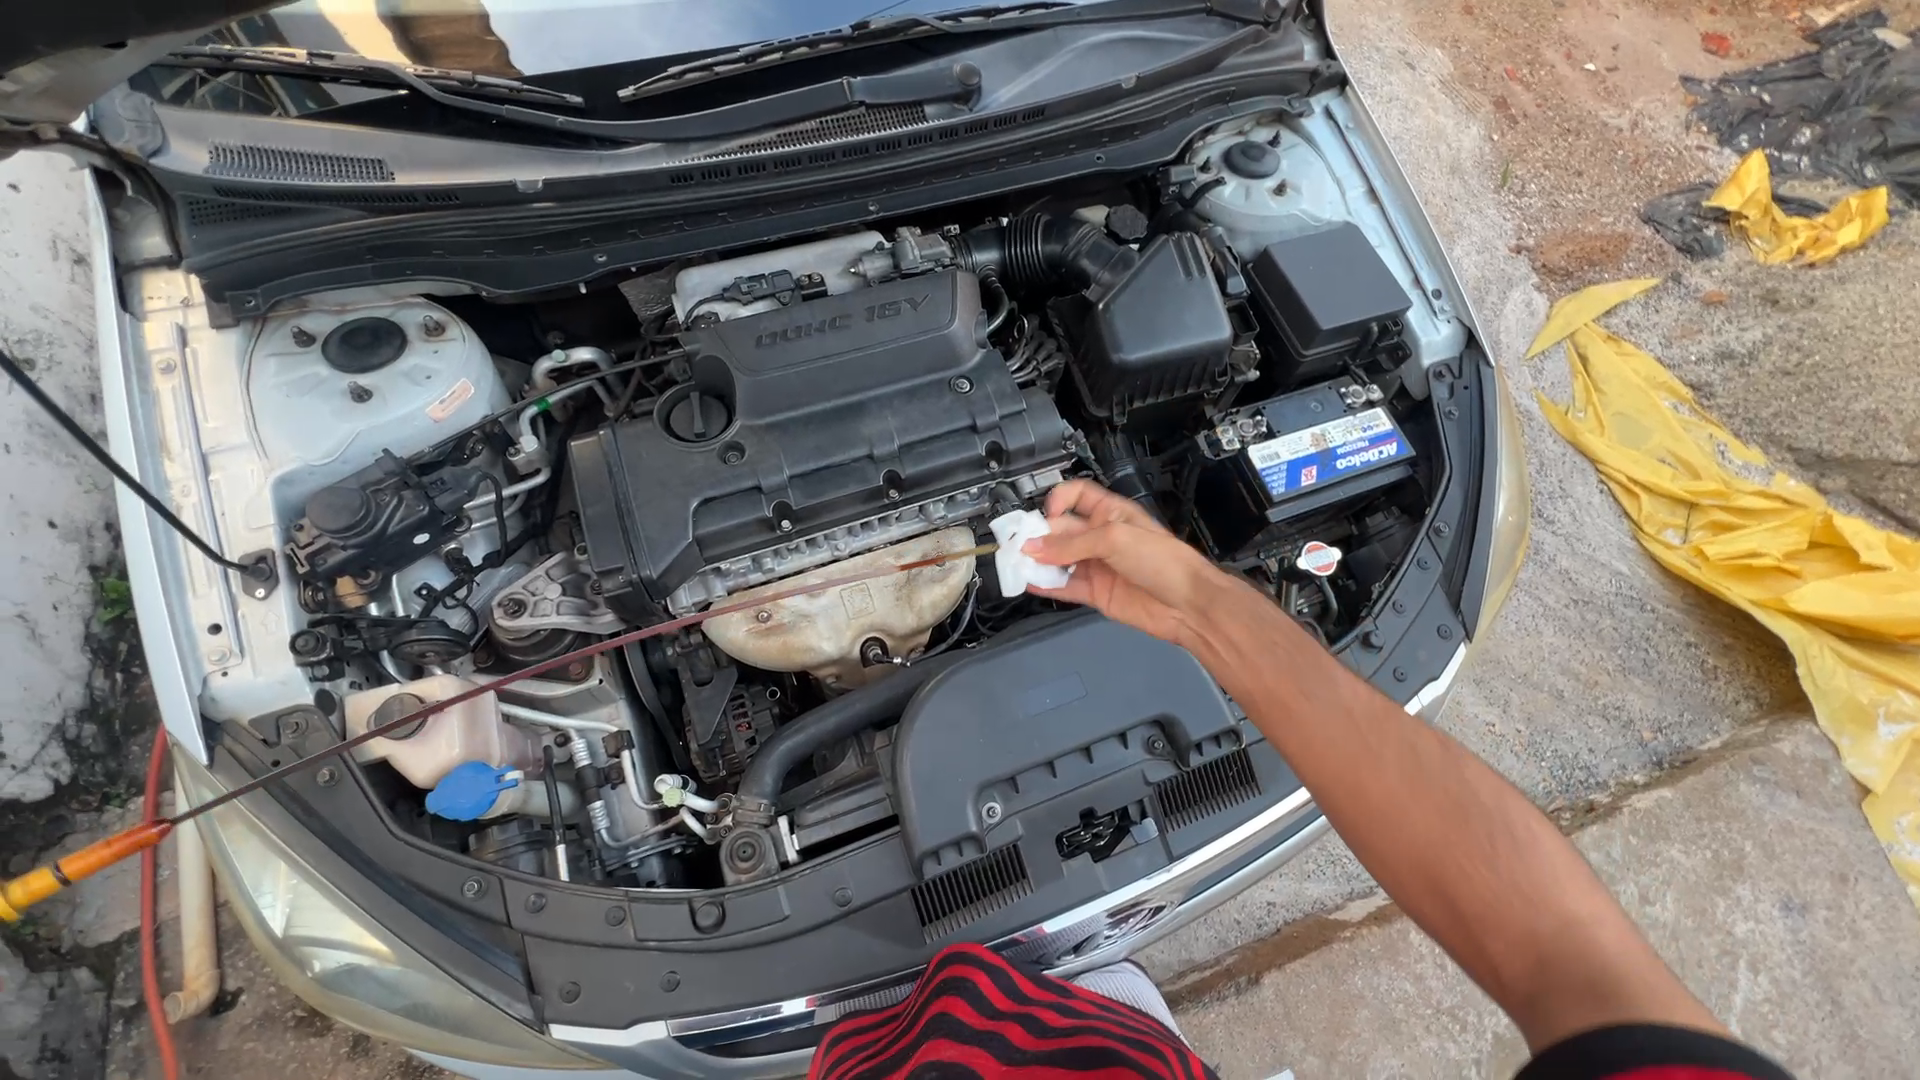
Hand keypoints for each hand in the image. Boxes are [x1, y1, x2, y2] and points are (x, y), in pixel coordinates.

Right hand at [1022, 480, 1235, 646]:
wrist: (1187, 604)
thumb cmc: (1163, 560)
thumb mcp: (1114, 538)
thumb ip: (1071, 544)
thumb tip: (1034, 548)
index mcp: (1110, 513)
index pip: (1077, 496)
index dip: (1059, 499)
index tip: (1044, 513)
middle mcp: (1101, 536)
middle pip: (1060, 530)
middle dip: (1039, 536)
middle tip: (1020, 546)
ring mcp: (1097, 565)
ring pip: (1058, 560)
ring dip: (1038, 563)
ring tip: (1019, 566)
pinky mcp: (1095, 592)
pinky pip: (1064, 587)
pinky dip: (1046, 586)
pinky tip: (1030, 584)